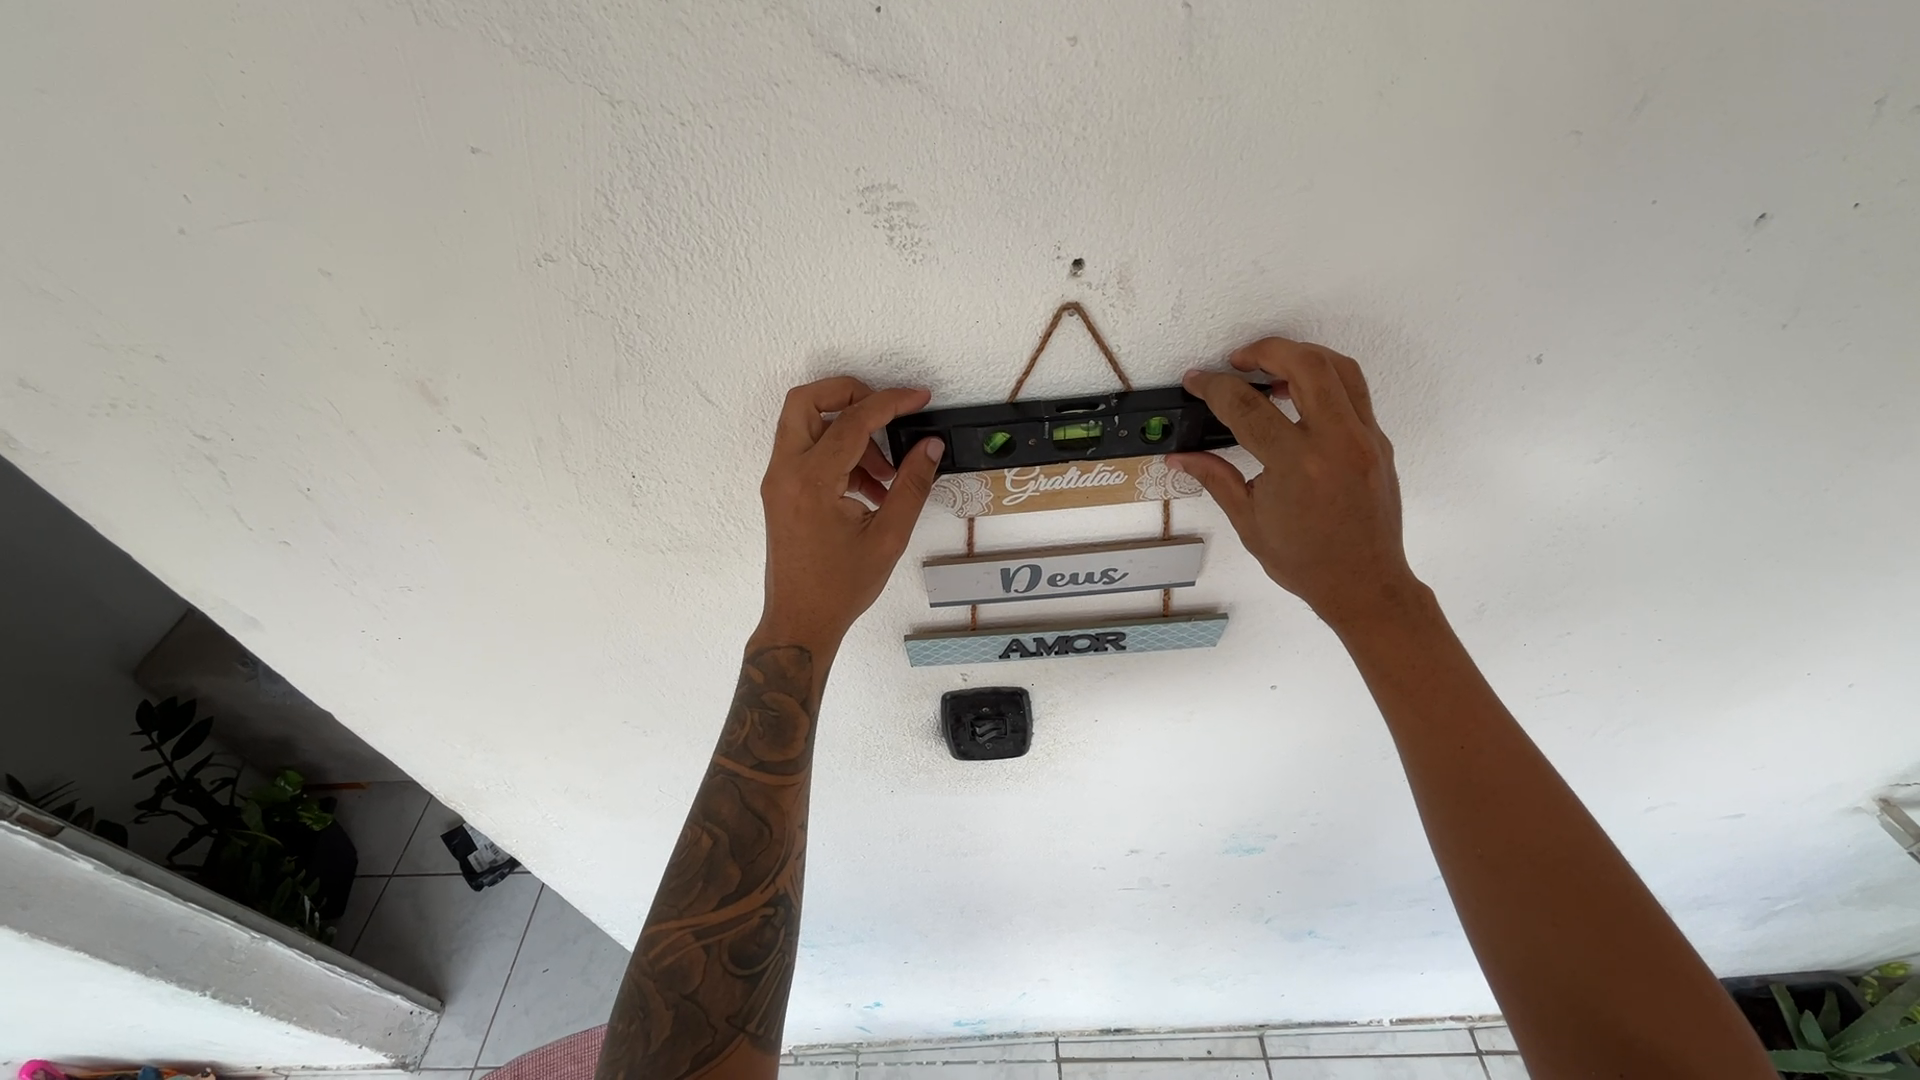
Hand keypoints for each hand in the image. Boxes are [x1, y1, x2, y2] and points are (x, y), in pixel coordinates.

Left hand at [754, 376, 943, 653]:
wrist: (800, 620)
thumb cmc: (838, 588)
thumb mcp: (888, 537)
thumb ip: (912, 486)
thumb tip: (929, 447)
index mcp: (811, 482)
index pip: (852, 421)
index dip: (890, 403)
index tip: (918, 398)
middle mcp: (785, 473)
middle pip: (806, 401)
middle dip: (849, 394)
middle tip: (885, 410)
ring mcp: (778, 481)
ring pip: (804, 424)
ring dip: (847, 431)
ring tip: (885, 471)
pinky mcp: (781, 492)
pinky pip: (806, 451)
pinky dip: (837, 453)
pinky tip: (870, 486)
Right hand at [1169, 338, 1420, 628]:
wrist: (1364, 584)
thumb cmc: (1308, 562)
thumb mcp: (1249, 522)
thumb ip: (1216, 479)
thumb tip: (1183, 457)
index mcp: (1297, 466)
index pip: (1246, 407)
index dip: (1214, 388)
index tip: (1197, 380)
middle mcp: (1336, 444)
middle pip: (1305, 365)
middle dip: (1266, 351)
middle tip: (1239, 359)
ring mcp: (1364, 440)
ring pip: (1340, 368)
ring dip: (1302, 356)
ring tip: (1272, 366)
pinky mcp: (1377, 442)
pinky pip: (1355, 392)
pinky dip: (1325, 379)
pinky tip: (1300, 393)